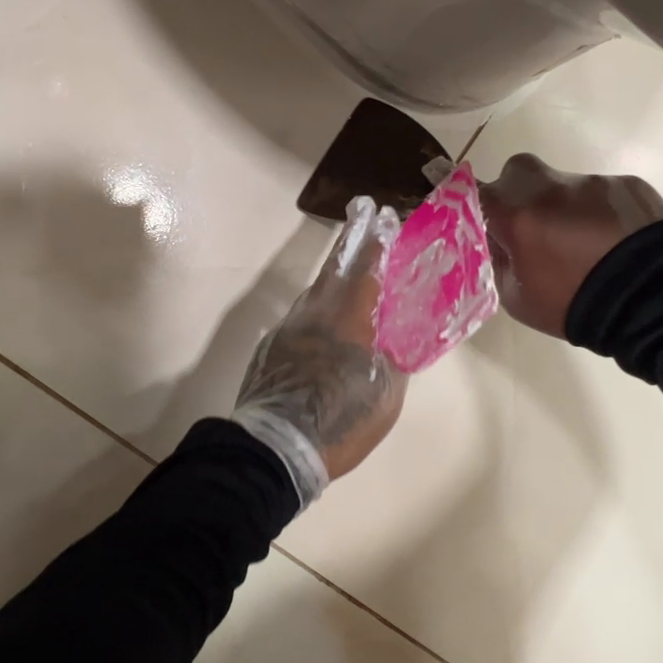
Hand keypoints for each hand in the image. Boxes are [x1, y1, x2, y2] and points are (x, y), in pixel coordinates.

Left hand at [233, 197, 407, 504]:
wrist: (276, 448)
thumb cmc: (340, 422)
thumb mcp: (385, 395)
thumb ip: (392, 359)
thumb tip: (392, 339)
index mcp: (346, 321)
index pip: (365, 271)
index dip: (376, 245)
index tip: (383, 219)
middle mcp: (313, 314)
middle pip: (334, 269)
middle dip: (351, 241)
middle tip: (362, 214)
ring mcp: (287, 328)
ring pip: (314, 293)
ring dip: (332, 278)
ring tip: (348, 276)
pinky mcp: (270, 347)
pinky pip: (299, 318)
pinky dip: (315, 310)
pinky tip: (323, 324)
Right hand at [479, 153, 662, 337]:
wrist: (653, 303)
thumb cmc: (573, 304)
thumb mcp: (516, 296)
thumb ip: (499, 260)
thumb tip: (499, 240)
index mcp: (516, 215)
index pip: (474, 191)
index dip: (472, 200)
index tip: (477, 213)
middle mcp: (548, 188)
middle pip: (517, 172)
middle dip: (518, 191)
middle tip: (533, 224)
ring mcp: (591, 182)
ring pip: (564, 185)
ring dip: (565, 207)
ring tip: (587, 244)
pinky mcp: (628, 185)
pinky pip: (602, 193)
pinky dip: (601, 212)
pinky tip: (616, 241)